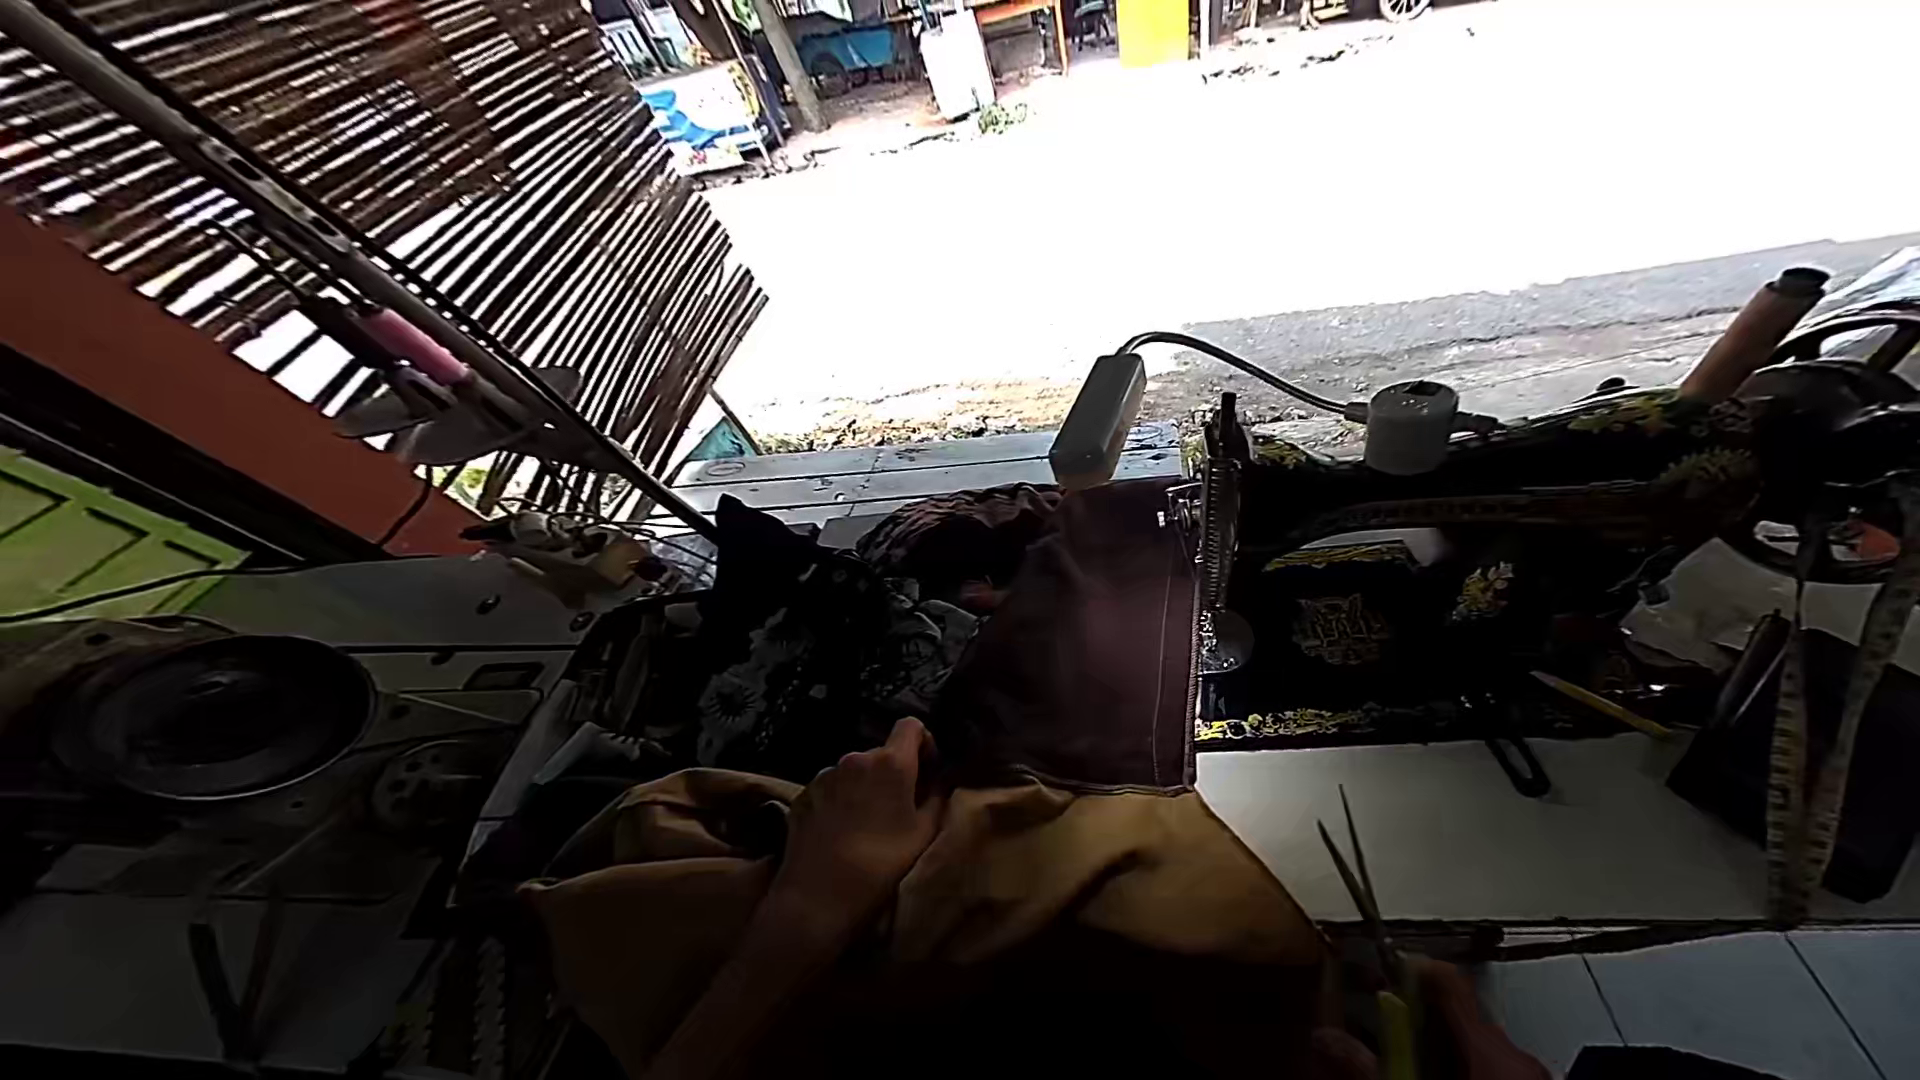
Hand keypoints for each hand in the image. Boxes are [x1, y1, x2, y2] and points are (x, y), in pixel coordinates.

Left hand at [768, 717, 945, 937]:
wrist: (817, 897)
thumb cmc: (881, 864)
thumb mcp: (924, 833)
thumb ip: (937, 797)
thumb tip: (939, 780)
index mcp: (891, 762)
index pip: (911, 725)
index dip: (922, 742)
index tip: (926, 770)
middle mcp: (856, 757)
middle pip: (882, 753)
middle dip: (893, 772)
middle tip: (898, 808)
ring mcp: (826, 774)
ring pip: (855, 771)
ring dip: (865, 786)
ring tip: (865, 824)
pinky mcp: (804, 793)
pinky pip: (831, 787)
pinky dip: (840, 800)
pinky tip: (840, 832)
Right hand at [1309, 958, 1547, 1079]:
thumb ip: (1367, 1068)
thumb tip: (1325, 1037)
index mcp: (1492, 1050)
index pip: (1448, 980)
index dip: (1410, 968)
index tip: (1381, 971)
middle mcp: (1518, 1059)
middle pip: (1457, 1014)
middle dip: (1417, 1018)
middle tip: (1383, 1030)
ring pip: (1476, 1045)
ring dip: (1440, 1048)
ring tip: (1409, 1065)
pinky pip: (1494, 1070)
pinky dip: (1463, 1069)